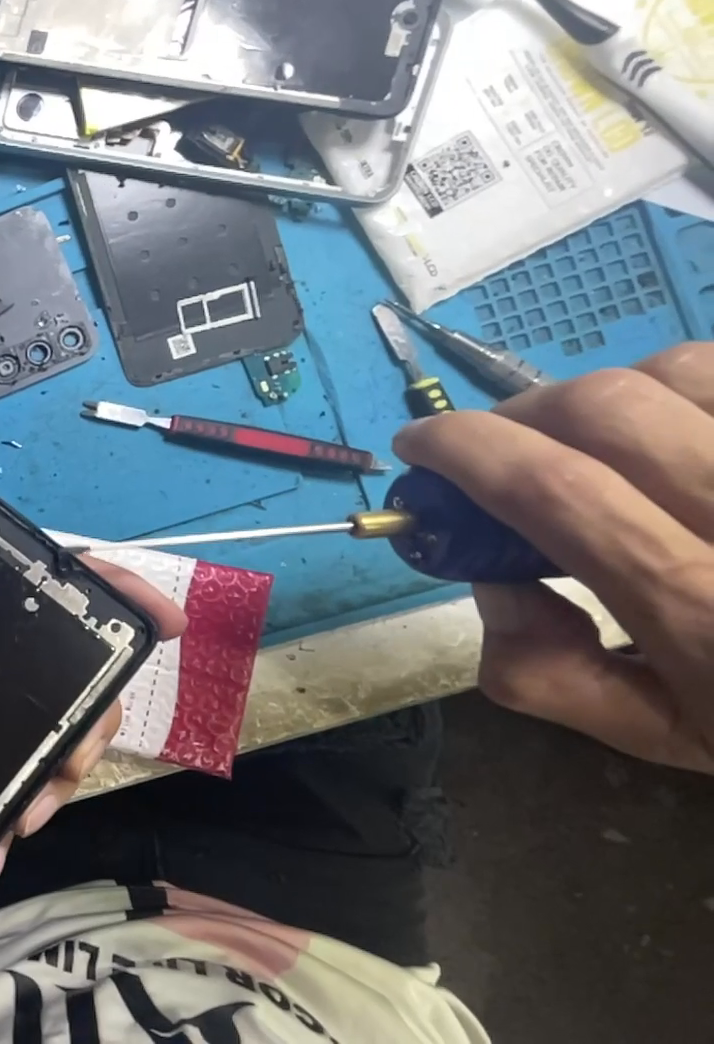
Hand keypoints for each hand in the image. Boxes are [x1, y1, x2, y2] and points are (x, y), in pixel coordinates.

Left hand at [0, 524, 185, 889]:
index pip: (23, 589)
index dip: (99, 591)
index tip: (155, 617)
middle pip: (63, 671)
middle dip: (89, 710)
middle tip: (64, 758)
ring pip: (54, 734)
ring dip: (62, 772)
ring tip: (25, 812)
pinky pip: (18, 788)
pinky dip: (23, 814)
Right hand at [393, 342, 713, 773]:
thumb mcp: (659, 736)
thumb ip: (538, 670)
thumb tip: (492, 581)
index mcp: (698, 608)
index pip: (548, 486)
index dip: (461, 447)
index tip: (419, 443)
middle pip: (607, 408)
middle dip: (521, 412)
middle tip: (503, 442)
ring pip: (685, 369)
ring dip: (608, 393)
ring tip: (600, 434)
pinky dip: (690, 382)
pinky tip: (681, 426)